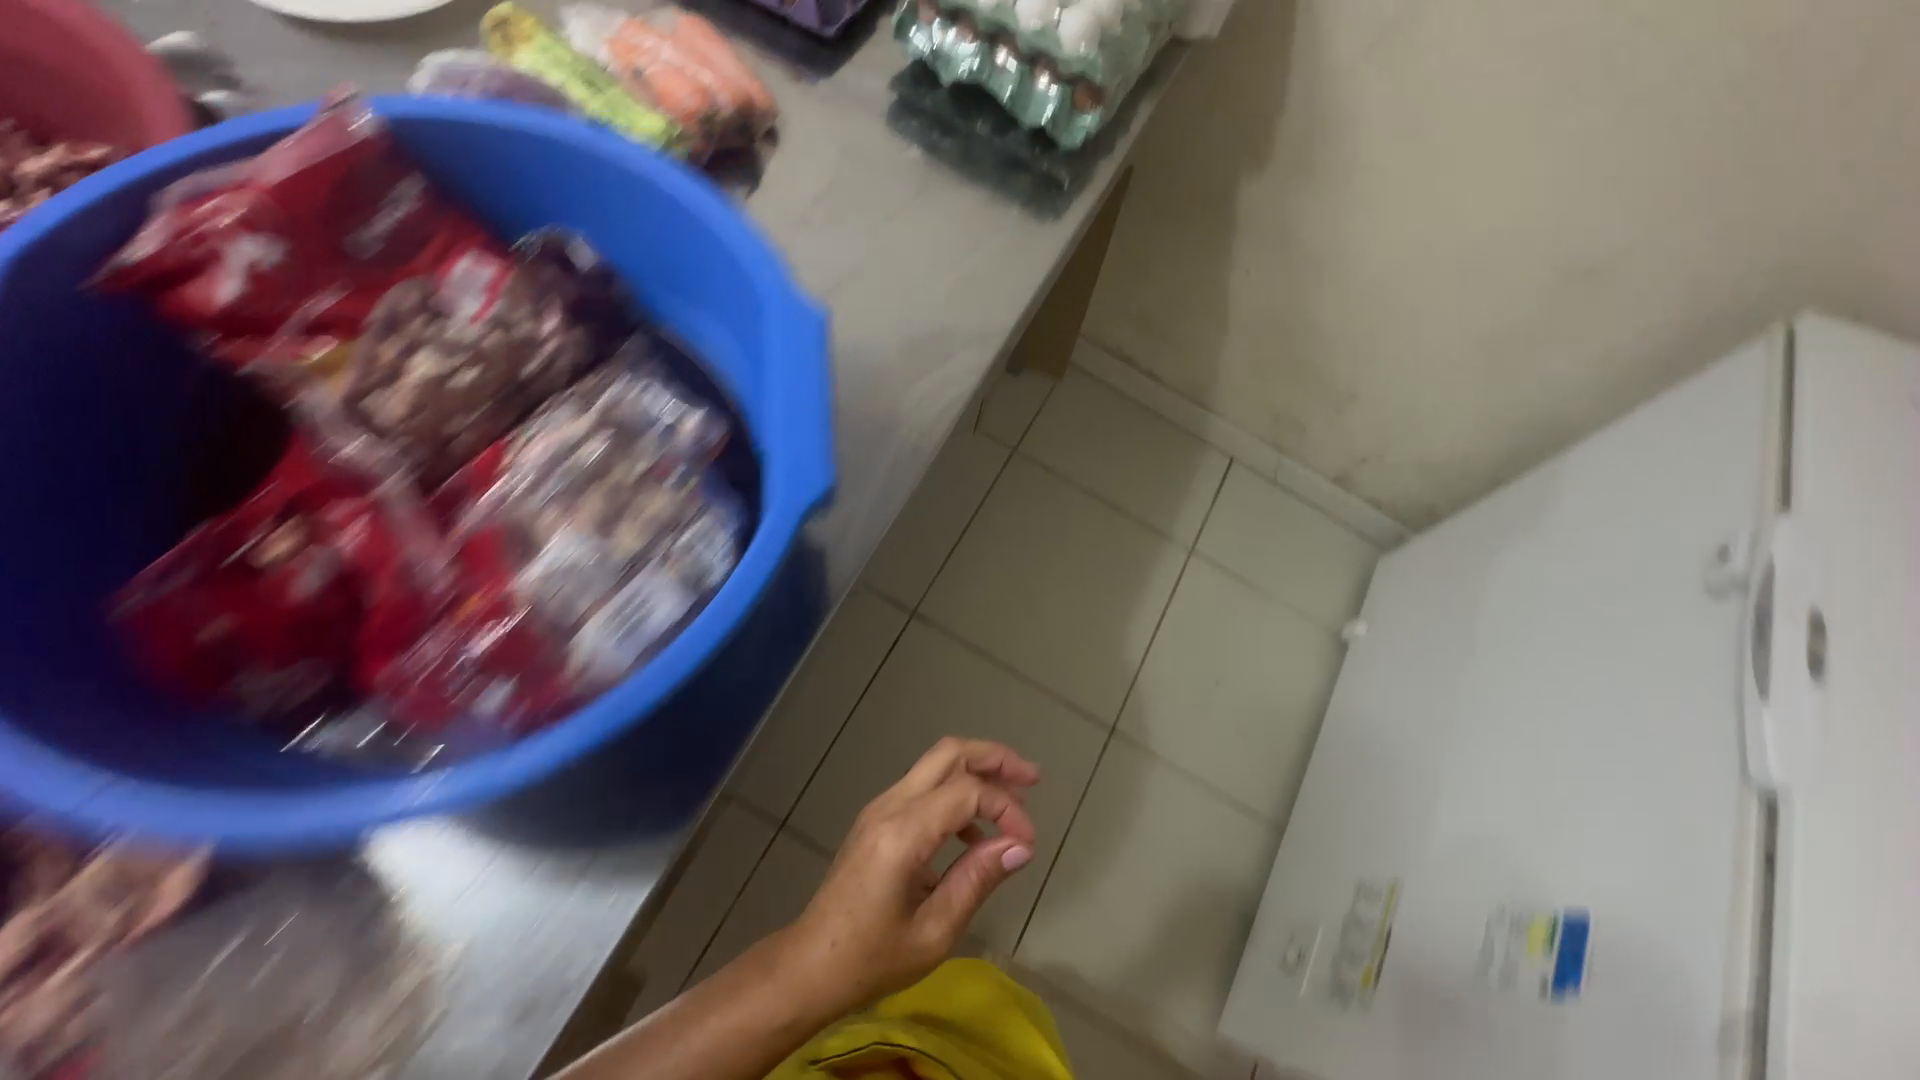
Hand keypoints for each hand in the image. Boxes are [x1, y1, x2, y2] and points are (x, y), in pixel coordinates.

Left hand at [778, 738, 1041, 1012]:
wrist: (809, 967)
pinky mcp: (876, 821)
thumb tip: (1021, 846)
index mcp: (902, 833)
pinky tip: (975, 837)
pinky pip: (923, 790)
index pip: (967, 791)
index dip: (1007, 809)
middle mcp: (888, 807)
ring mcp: (879, 810)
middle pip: (949, 753)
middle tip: (1032, 778)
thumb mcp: (935, 930)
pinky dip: (956, 796)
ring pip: (935, 765)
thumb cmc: (871, 959)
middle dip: (995, 758)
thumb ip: (978, 879)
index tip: (1028, 845)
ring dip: (977, 773)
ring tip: (1014, 805)